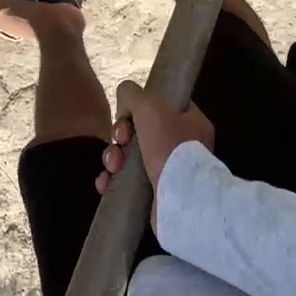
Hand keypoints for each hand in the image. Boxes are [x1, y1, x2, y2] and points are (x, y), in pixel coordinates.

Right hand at [95, 81, 214, 220]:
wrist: (181, 201)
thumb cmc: (170, 146)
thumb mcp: (150, 106)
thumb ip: (132, 94)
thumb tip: (124, 97)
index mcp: (190, 121)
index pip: (162, 105)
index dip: (140, 106)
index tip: (127, 113)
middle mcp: (182, 146)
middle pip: (141, 130)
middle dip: (122, 134)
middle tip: (121, 140)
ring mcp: (168, 172)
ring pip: (130, 156)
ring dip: (113, 157)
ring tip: (113, 165)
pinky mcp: (154, 195)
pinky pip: (126, 181)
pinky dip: (113, 180)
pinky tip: (106, 182)